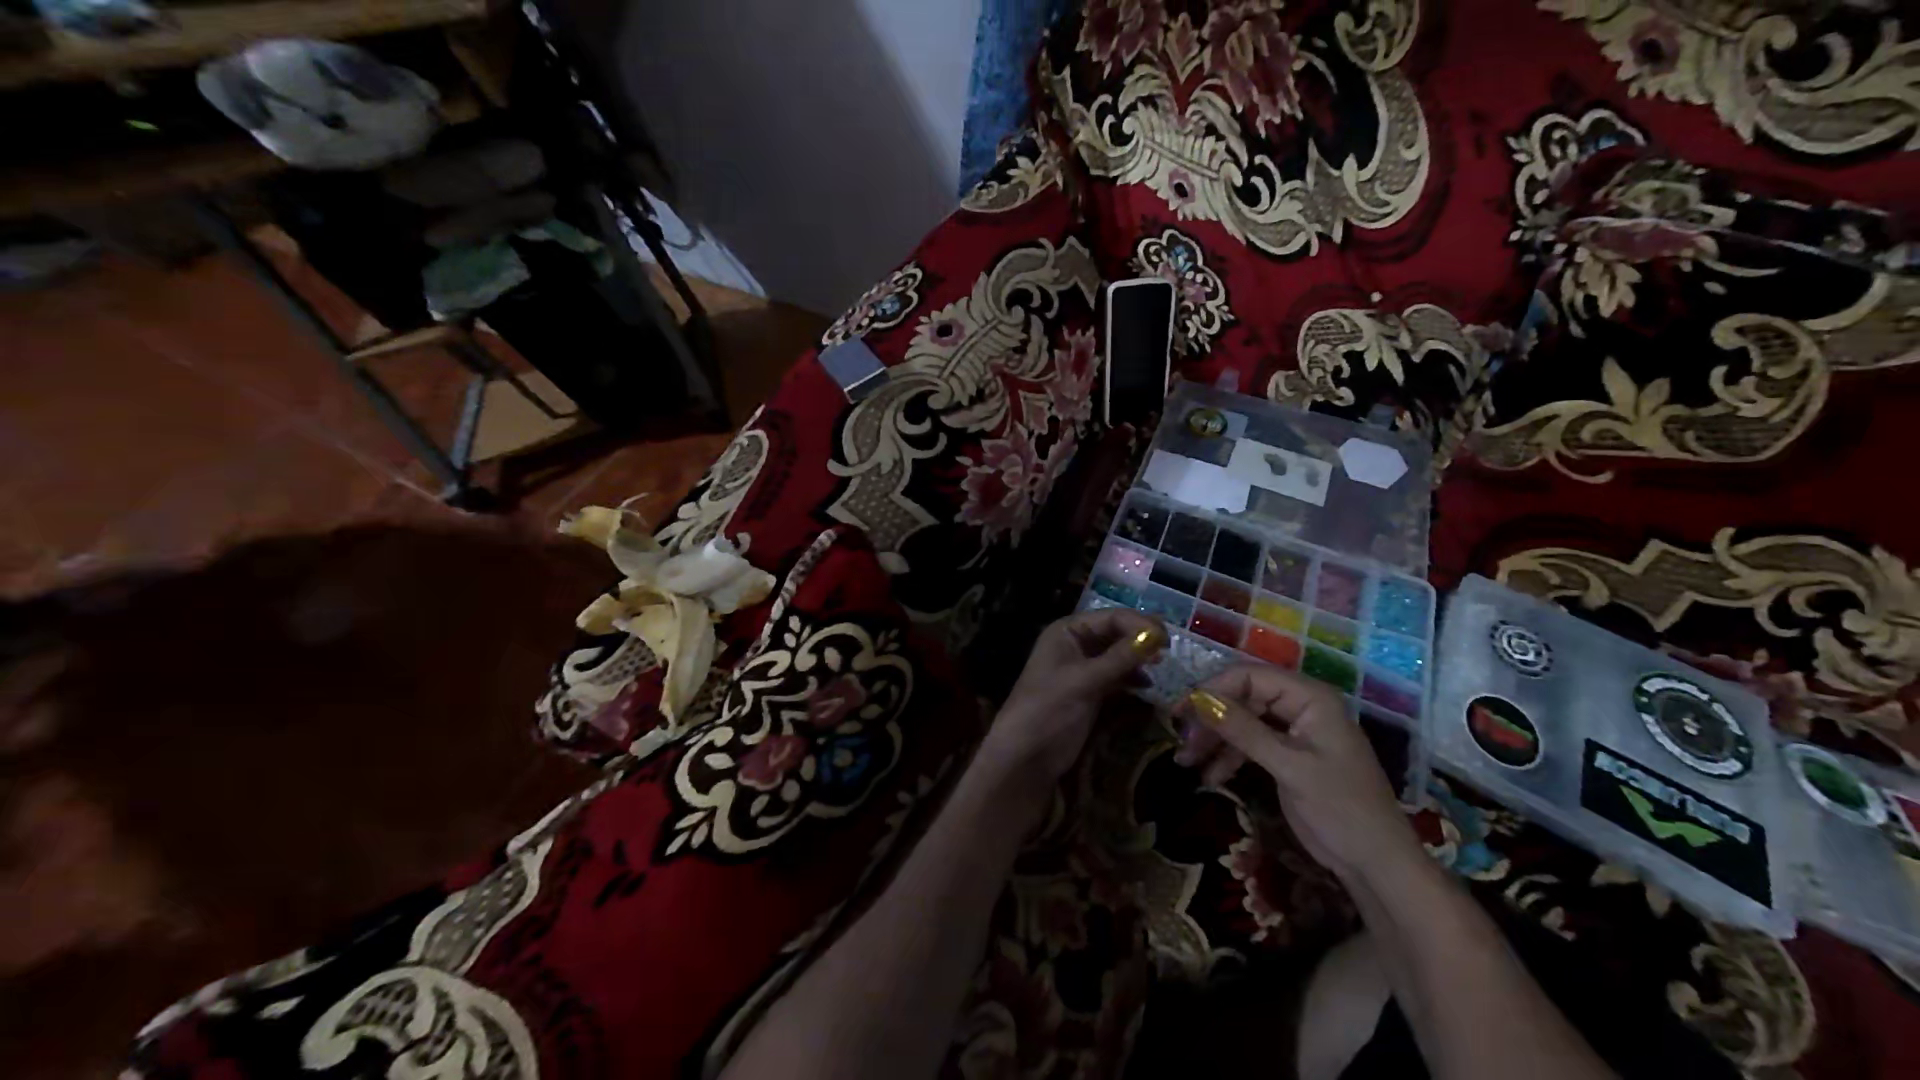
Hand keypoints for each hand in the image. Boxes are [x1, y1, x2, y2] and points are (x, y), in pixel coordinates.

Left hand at [981, 609, 1167, 784]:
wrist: (1026, 756)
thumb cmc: (1048, 709)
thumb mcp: (1084, 681)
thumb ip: (1119, 659)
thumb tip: (1156, 636)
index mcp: (1067, 632)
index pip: (1110, 618)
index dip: (1139, 624)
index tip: (1166, 638)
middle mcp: (1076, 644)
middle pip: (1116, 633)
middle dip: (1140, 640)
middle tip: (1169, 651)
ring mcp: (1083, 668)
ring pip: (1119, 655)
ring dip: (1139, 659)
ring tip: (1161, 666)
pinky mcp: (1091, 691)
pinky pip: (1117, 676)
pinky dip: (1132, 679)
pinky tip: (1147, 686)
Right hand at [1176, 665, 1422, 884]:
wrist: (1375, 864)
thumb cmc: (1341, 809)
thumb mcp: (1289, 767)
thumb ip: (1244, 731)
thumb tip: (1199, 701)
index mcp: (1310, 698)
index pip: (1250, 676)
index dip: (1214, 689)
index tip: (1183, 712)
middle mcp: (1301, 707)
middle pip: (1243, 697)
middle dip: (1211, 718)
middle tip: (1181, 740)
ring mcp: (1293, 732)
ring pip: (1241, 721)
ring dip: (1214, 740)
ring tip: (1185, 761)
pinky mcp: (1286, 756)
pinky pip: (1249, 745)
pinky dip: (1228, 757)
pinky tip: (1209, 777)